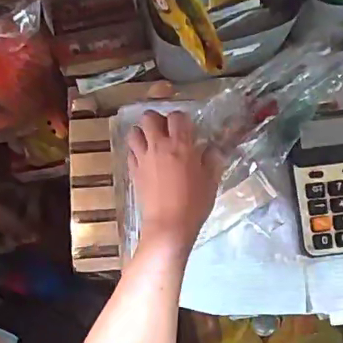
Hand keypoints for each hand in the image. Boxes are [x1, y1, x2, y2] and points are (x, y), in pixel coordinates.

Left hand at [127, 109, 218, 251]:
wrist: (169, 225)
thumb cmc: (194, 204)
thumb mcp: (211, 181)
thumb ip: (212, 160)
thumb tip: (211, 149)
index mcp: (180, 145)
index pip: (177, 116)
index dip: (182, 119)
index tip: (188, 130)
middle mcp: (158, 146)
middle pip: (149, 117)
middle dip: (158, 120)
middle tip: (167, 132)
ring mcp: (143, 158)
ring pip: (134, 131)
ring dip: (143, 133)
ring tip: (153, 143)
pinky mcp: (133, 171)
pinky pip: (130, 151)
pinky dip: (137, 150)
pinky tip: (146, 159)